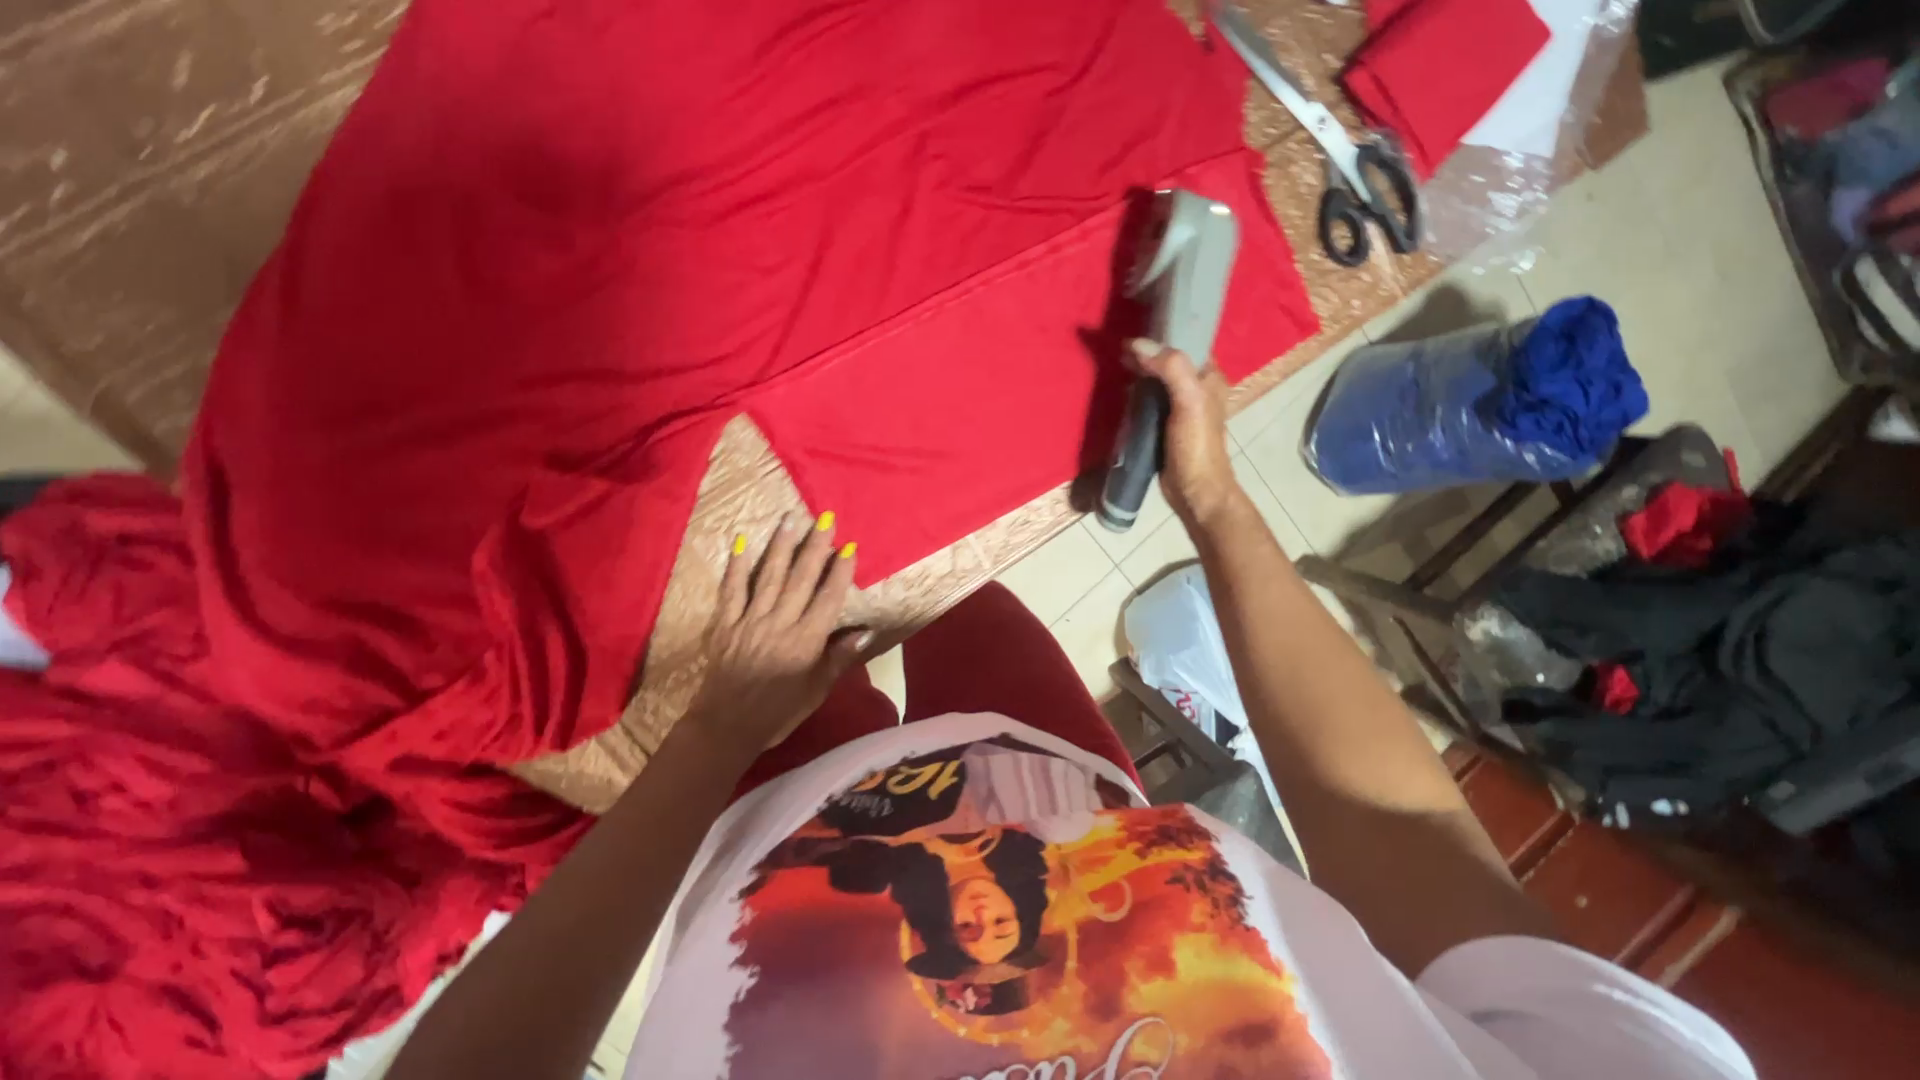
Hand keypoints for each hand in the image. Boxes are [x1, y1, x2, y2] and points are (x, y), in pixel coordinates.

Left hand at [688, 513, 871, 759]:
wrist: (726, 727)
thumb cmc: (778, 713)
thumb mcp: (816, 692)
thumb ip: (838, 659)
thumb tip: (864, 632)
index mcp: (805, 642)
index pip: (827, 599)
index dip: (840, 572)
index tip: (849, 546)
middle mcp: (780, 624)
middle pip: (801, 580)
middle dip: (815, 547)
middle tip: (825, 519)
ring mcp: (750, 621)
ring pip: (770, 577)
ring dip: (782, 547)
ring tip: (791, 519)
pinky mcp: (725, 624)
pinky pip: (733, 590)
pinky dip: (738, 566)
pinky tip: (743, 543)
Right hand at [1127, 338, 1245, 527]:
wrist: (1194, 491)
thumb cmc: (1197, 446)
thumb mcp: (1189, 401)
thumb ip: (1170, 369)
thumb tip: (1138, 344)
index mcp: (1210, 378)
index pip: (1188, 343)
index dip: (1165, 333)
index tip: (1137, 327)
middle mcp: (1197, 388)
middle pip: (1169, 361)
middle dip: (1146, 352)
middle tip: (1119, 347)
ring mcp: (1180, 407)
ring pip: (1157, 380)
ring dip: (1138, 372)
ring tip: (1116, 362)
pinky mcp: (1164, 425)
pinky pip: (1148, 400)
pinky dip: (1135, 393)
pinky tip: (1120, 389)